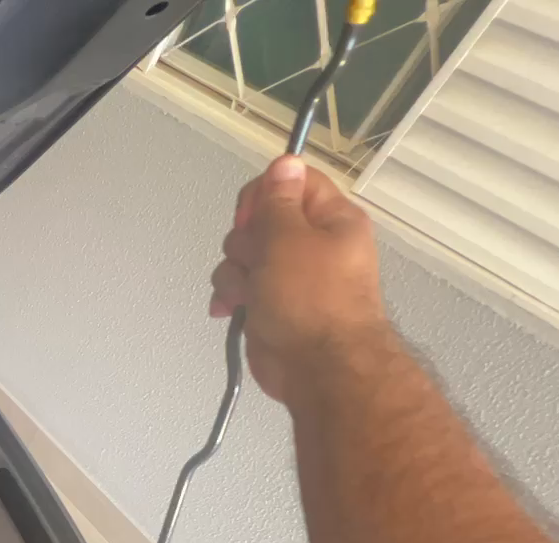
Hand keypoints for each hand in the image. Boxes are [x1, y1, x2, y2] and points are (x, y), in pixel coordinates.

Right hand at [210, 155, 392, 402]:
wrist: (315, 365)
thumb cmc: (309, 300)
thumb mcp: (289, 240)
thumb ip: (278, 201)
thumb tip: (284, 161)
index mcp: (328, 219)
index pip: (290, 184)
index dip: (262, 196)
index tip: (252, 219)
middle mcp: (308, 243)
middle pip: (256, 224)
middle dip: (244, 246)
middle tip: (258, 264)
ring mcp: (286, 275)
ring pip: (239, 259)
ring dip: (233, 277)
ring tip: (249, 295)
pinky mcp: (267, 303)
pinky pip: (235, 288)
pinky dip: (230, 298)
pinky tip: (233, 310)